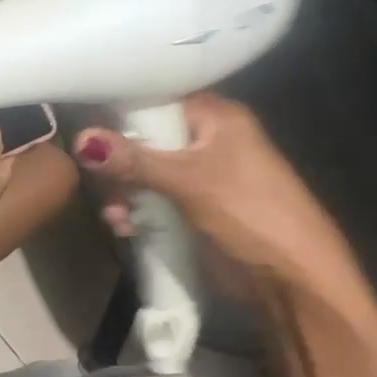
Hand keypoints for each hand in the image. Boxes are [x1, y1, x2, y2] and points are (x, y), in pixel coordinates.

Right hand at [72, 93, 355, 288]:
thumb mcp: (187, 181)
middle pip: (144, 134)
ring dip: (123, 190)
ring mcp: (201, 173)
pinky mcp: (195, 204)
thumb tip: (78, 138)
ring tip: (117, 217)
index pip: (156, 95)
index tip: (85, 117)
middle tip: (100, 181)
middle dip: (117, 160)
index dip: (120, 105)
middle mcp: (208, 137)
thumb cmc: (251, 212)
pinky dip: (136, 208)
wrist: (297, 282)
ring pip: (143, 168)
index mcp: (216, 116)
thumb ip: (132, 159)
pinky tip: (126, 227)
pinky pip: (153, 194)